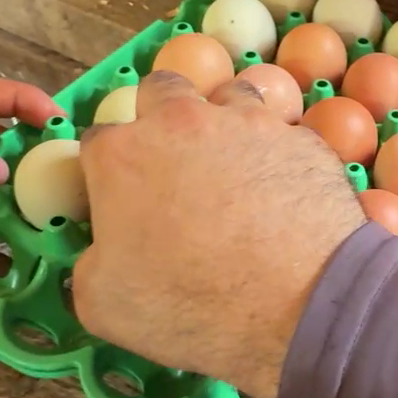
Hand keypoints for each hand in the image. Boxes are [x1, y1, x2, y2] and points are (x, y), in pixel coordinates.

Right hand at [76, 71, 365, 397]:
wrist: (300, 304)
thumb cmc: (192, 307)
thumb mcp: (103, 302)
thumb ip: (94, 259)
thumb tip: (109, 248)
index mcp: (124, 155)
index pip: (100, 139)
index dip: (108, 167)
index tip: (121, 194)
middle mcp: (185, 122)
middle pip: (163, 90)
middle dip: (160, 114)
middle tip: (174, 159)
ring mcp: (251, 124)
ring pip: (230, 95)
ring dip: (225, 119)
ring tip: (236, 162)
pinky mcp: (304, 139)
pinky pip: (284, 134)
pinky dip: (278, 152)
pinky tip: (285, 188)